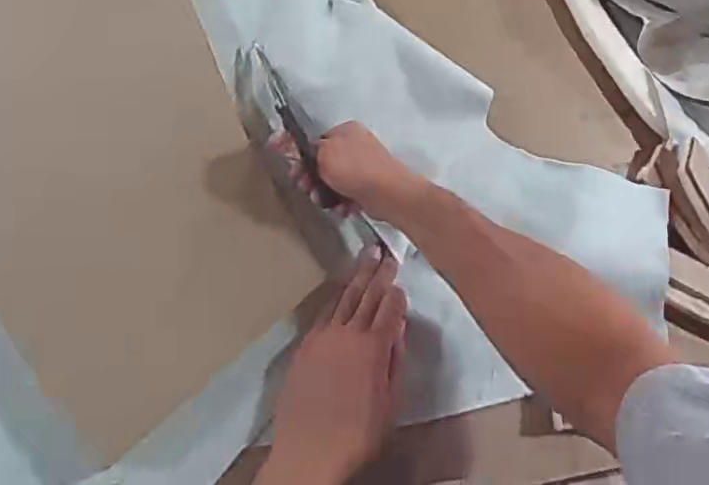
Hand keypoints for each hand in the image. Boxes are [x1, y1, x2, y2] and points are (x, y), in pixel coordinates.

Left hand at [259, 249, 407, 484]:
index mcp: (374, 347)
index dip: (398, 293)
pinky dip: (336, 295)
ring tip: (367, 255)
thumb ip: (395, 361)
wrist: (306, 456)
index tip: (402, 281)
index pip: (390, 307)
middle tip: (386, 252)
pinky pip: (324, 311)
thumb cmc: (357, 436)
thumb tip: (397, 330)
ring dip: (358, 274)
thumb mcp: (390, 404)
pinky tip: (341, 287)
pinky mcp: (306, 345)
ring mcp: (324, 337)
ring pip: (345, 296)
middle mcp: (349, 333)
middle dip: (380, 272)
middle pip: (368, 294)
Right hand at [270, 121, 430, 222]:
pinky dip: (342, 201)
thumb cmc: (354, 169)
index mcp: (347, 130)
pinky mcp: (368, 185)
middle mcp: (356, 144)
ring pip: (334, 181)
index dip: (302, 157)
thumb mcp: (325, 153)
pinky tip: (343, 208)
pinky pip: (347, 193)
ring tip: (326, 202)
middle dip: (313, 180)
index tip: (293, 172)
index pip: (317, 141)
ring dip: (326, 194)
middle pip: (324, 163)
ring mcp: (364, 165)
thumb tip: (306, 150)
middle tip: (306, 190)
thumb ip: (310, 150)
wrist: (388, 193)